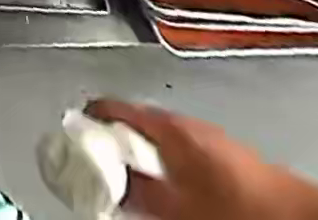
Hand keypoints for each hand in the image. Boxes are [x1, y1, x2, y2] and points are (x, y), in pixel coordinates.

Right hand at [85, 100, 317, 219]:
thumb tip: (102, 185)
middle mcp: (184, 123)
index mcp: (163, 124)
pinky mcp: (232, 161)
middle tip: (100, 171)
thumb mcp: (177, 209)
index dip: (83, 123)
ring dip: (141, 159)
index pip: (105, 107)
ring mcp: (210, 140)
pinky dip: (167, 169)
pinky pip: (181, 155)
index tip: (72, 144)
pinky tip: (175, 197)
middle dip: (113, 145)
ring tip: (135, 188)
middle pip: (130, 123)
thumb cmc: (245, 210)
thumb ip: (135, 193)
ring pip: (157, 141)